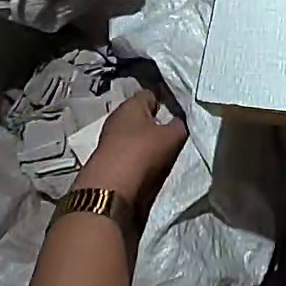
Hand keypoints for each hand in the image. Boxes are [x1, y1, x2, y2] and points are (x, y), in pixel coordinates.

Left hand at [74, 89, 188, 207]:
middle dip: (156, 124)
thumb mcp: (173, 135)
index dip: (166, 102)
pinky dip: (136, 157)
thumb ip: (181, 124)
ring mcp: (108, 139)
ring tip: (160, 153)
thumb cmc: (142, 152)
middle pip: (142, 116)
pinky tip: (146, 166)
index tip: (178, 114)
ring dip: (146, 142)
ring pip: (134, 135)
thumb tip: (180, 121)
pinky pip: (127, 151)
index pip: (152, 94)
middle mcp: (116, 117)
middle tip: (171, 134)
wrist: (109, 190)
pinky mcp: (105, 159)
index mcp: (131, 104)